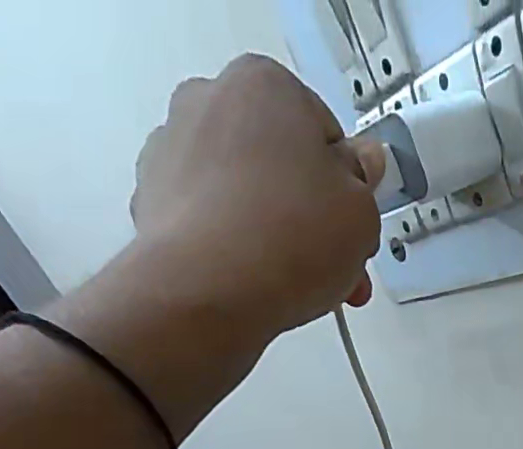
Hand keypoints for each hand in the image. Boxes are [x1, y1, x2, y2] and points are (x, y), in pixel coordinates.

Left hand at [132, 55, 384, 328]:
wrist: (210, 291)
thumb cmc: (279, 239)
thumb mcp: (363, 211)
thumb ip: (366, 182)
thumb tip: (359, 171)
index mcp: (265, 84)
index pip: (327, 131)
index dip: (350, 181)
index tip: (355, 208)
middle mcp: (209, 102)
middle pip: (283, 161)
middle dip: (315, 210)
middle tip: (339, 249)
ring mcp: (174, 150)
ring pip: (250, 193)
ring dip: (284, 232)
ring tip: (311, 276)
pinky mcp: (156, 201)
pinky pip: (218, 221)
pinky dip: (244, 246)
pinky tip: (271, 279)